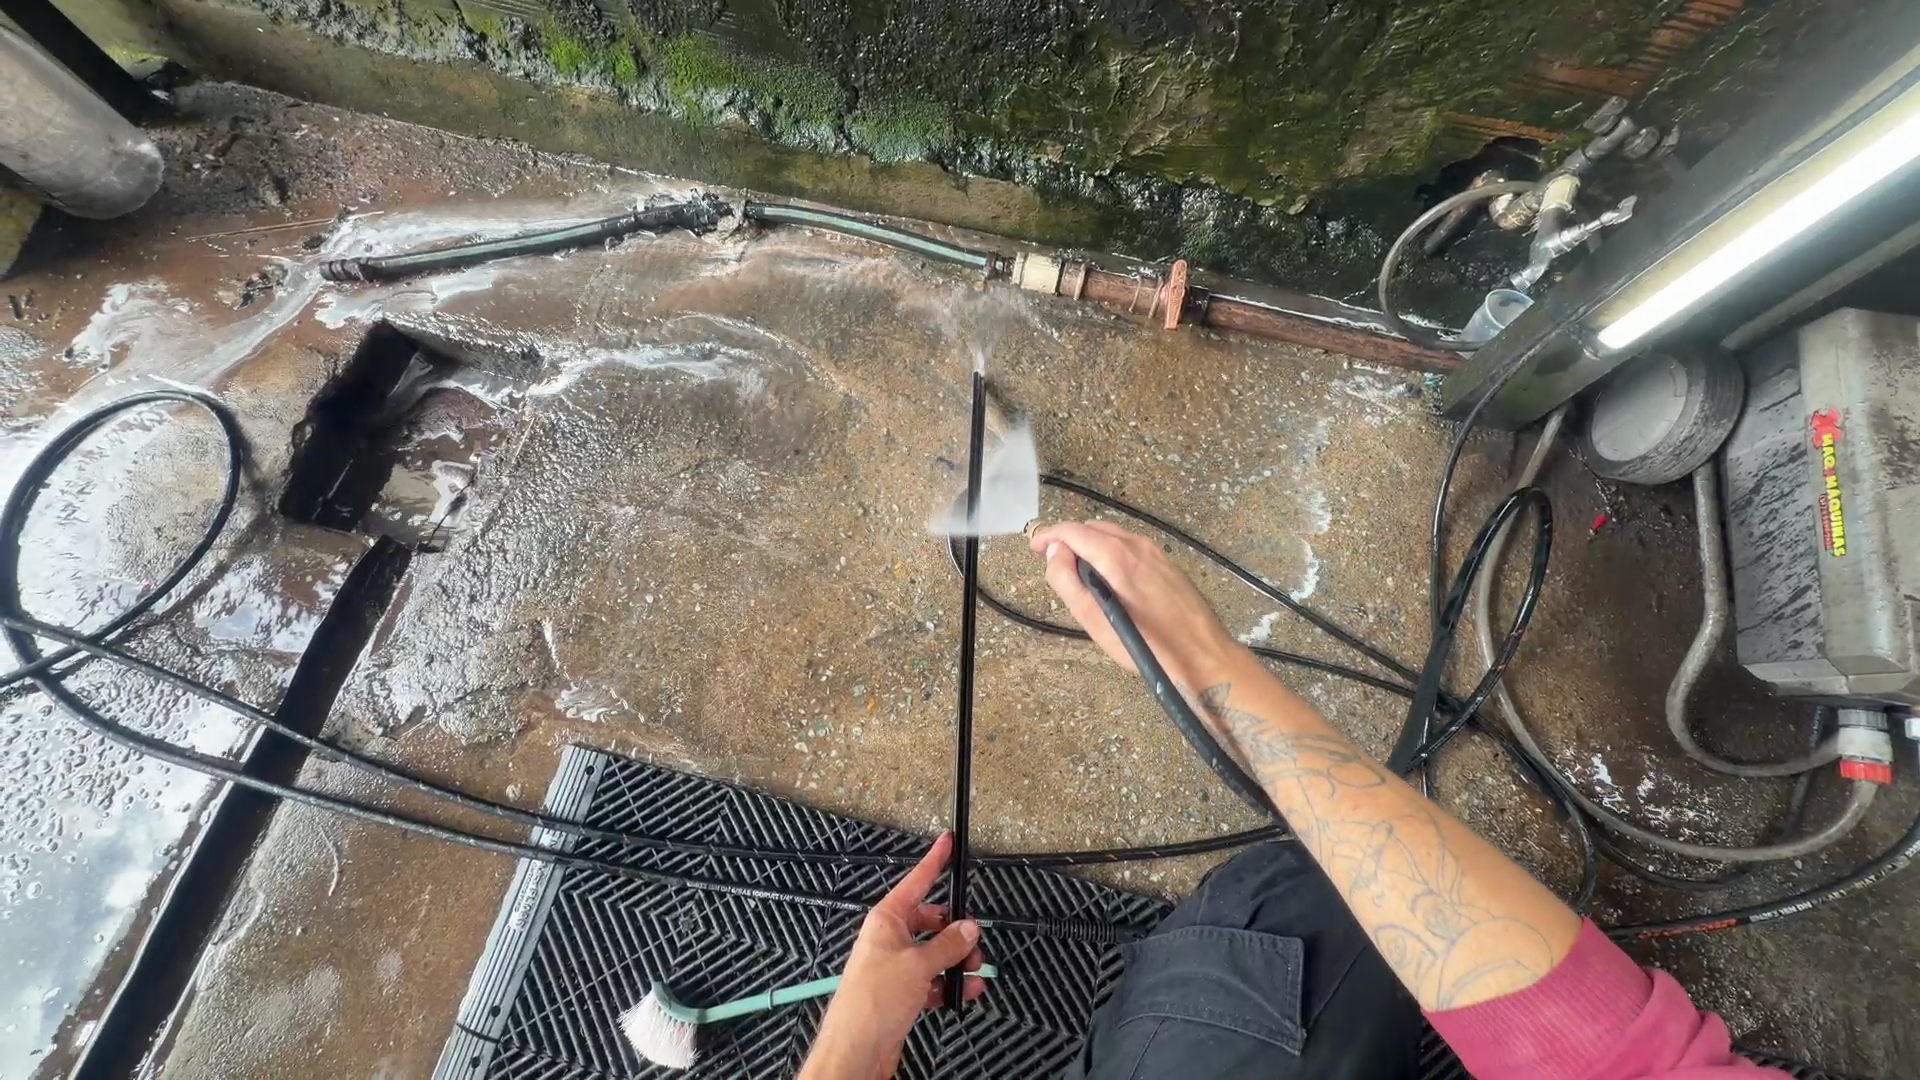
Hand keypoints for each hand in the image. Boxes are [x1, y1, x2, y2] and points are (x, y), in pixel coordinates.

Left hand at [799, 832, 985, 1079]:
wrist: (856, 1051)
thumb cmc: (871, 1002)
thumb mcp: (918, 964)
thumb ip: (948, 945)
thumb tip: (968, 928)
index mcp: (887, 918)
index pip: (917, 880)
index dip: (934, 860)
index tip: (946, 842)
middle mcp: (890, 938)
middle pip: (930, 921)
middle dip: (955, 929)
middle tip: (975, 937)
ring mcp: (895, 966)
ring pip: (933, 952)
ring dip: (956, 960)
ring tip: (975, 969)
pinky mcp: (901, 993)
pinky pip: (931, 979)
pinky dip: (948, 984)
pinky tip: (964, 991)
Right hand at [1030, 521, 1243, 686]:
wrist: (1203, 656)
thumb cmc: (1146, 645)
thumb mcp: (1093, 620)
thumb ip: (1067, 581)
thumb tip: (1055, 552)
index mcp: (1117, 556)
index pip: (1073, 531)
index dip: (1049, 535)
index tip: (1035, 548)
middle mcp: (1137, 545)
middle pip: (1093, 528)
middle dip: (1069, 540)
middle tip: (1054, 563)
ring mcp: (1156, 553)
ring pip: (1113, 536)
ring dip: (1090, 545)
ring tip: (1079, 572)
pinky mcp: (1168, 564)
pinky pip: (1131, 547)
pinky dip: (1110, 552)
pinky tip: (1109, 578)